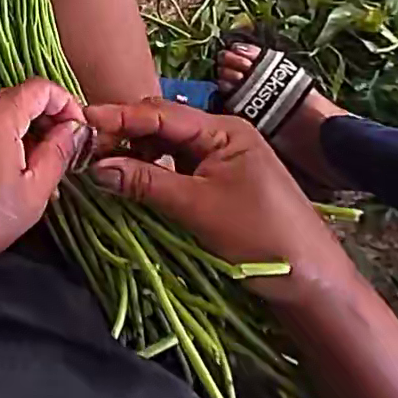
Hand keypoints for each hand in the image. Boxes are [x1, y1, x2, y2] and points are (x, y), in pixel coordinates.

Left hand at [0, 78, 89, 277]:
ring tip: (43, 172)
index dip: (68, 104)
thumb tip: (75, 130)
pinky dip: (8, 140)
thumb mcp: (33, 190)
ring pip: (5, 114)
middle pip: (23, 98)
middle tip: (66, 155)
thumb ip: (59, 153)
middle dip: (50, 120)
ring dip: (30, 133)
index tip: (80, 134)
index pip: (42, 87)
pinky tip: (15, 173)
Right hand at [83, 98, 359, 308]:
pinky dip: (149, 168)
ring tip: (102, 162)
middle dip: (124, 132)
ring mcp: (218, 156)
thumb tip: (95, 168)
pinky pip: (174, 163)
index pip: (161, 114)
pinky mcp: (216, 178)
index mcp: (223, 130)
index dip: (119, 116)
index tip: (83, 118)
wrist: (314, 283)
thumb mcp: (197, 208)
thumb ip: (145, 182)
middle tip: (86, 146)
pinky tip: (131, 177)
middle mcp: (220, 134)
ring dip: (134, 151)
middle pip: (161, 123)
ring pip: (165, 143)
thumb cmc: (262, 238)